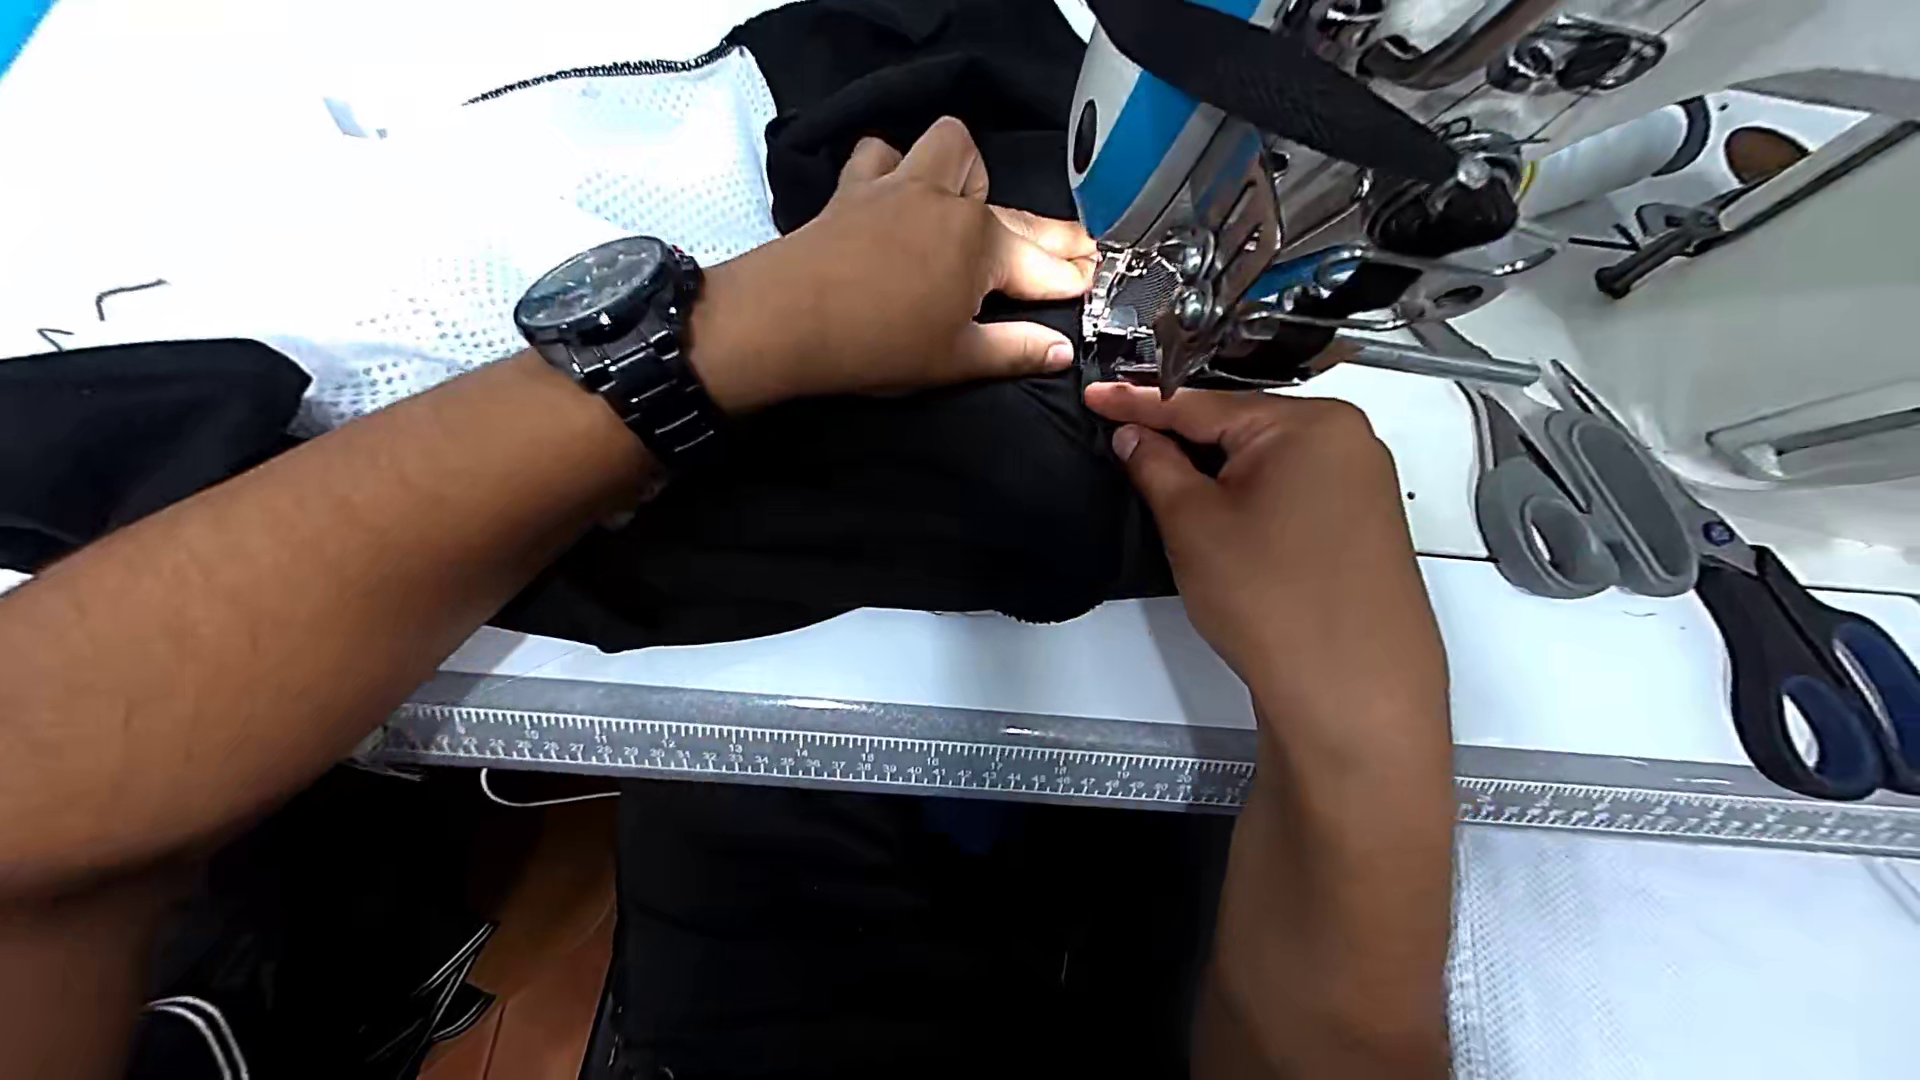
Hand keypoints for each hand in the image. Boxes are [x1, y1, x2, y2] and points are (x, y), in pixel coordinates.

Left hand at [690, 116, 1096, 412]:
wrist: (787, 321)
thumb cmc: (878, 346)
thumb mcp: (955, 360)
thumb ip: (1015, 351)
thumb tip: (1062, 352)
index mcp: (980, 247)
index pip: (1041, 265)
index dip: (1070, 277)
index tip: (1091, 280)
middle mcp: (948, 204)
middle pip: (1013, 212)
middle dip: (1049, 234)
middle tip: (1077, 248)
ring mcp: (900, 187)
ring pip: (951, 149)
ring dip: (969, 178)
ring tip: (968, 217)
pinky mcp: (857, 188)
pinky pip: (884, 155)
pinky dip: (896, 170)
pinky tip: (897, 197)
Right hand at [1084, 384, 1447, 739]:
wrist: (1348, 691)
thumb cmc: (1271, 600)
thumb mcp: (1193, 524)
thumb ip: (1155, 466)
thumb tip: (1132, 436)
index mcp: (1310, 424)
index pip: (1202, 404)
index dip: (1138, 402)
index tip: (1097, 396)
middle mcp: (1348, 441)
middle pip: (1239, 427)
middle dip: (1179, 438)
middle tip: (1125, 445)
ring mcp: (1361, 483)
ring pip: (1263, 461)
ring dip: (1211, 471)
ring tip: (1164, 484)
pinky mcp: (1360, 523)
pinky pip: (1288, 489)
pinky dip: (1245, 494)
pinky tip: (1217, 516)